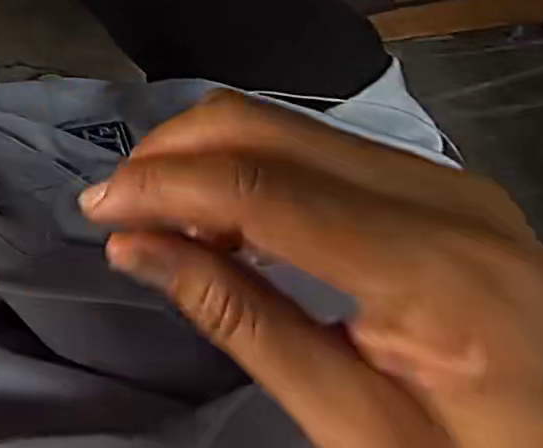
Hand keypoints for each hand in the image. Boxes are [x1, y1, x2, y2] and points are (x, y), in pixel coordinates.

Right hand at [79, 92, 542, 447]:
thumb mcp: (365, 442)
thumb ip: (245, 324)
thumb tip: (140, 247)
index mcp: (439, 271)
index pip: (264, 190)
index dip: (166, 186)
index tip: (96, 207)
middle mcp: (443, 192)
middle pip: (269, 128)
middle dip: (176, 152)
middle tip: (117, 204)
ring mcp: (445, 178)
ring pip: (287, 125)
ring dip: (208, 157)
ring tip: (158, 214)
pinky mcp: (439, 184)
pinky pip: (317, 149)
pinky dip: (252, 169)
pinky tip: (225, 216)